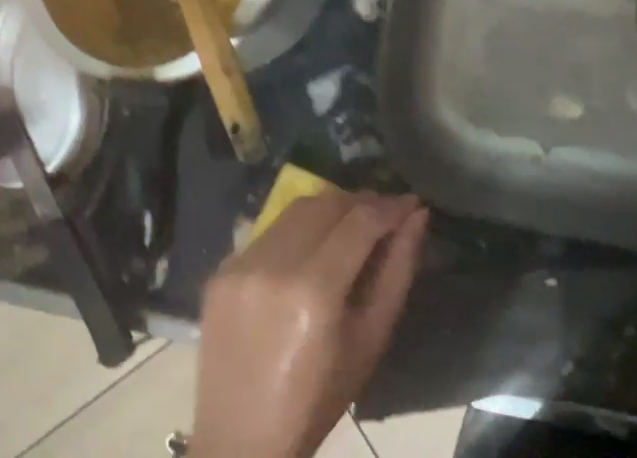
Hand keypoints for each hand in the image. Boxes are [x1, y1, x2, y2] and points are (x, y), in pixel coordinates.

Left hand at [192, 191, 429, 457]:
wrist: (241, 439)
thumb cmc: (318, 397)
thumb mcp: (372, 338)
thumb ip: (397, 271)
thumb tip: (416, 217)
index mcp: (313, 290)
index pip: (360, 221)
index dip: (391, 206)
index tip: (413, 203)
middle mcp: (272, 265)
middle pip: (326, 203)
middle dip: (362, 202)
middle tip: (386, 215)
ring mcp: (240, 265)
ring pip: (296, 210)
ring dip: (330, 209)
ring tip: (352, 227)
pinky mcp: (220, 271)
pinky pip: (270, 231)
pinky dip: (299, 230)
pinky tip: (312, 251)